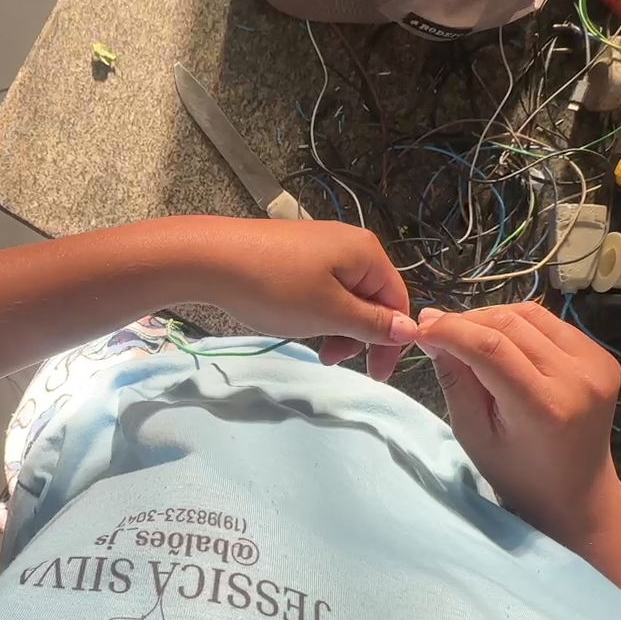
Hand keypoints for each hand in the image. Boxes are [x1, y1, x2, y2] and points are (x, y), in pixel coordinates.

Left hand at [188, 218, 417, 378]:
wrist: (212, 258)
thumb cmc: (276, 287)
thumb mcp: (330, 313)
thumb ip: (372, 324)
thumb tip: (409, 329)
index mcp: (367, 254)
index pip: (397, 303)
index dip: (390, 342)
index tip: (374, 375)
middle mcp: (349, 244)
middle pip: (371, 299)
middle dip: (358, 335)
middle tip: (330, 359)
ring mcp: (320, 247)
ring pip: (344, 296)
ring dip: (336, 327)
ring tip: (312, 345)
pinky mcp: (294, 253)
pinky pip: (321, 288)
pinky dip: (316, 312)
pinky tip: (296, 322)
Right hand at [413, 301, 620, 541]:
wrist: (577, 493)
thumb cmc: (517, 473)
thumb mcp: (473, 433)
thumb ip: (454, 380)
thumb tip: (430, 334)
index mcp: (544, 406)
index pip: (490, 348)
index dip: (450, 330)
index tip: (419, 328)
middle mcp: (577, 377)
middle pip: (509, 324)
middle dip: (464, 321)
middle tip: (433, 329)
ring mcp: (596, 362)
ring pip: (529, 314)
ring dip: (488, 318)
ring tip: (463, 334)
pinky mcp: (601, 355)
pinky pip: (549, 322)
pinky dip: (515, 324)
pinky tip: (497, 341)